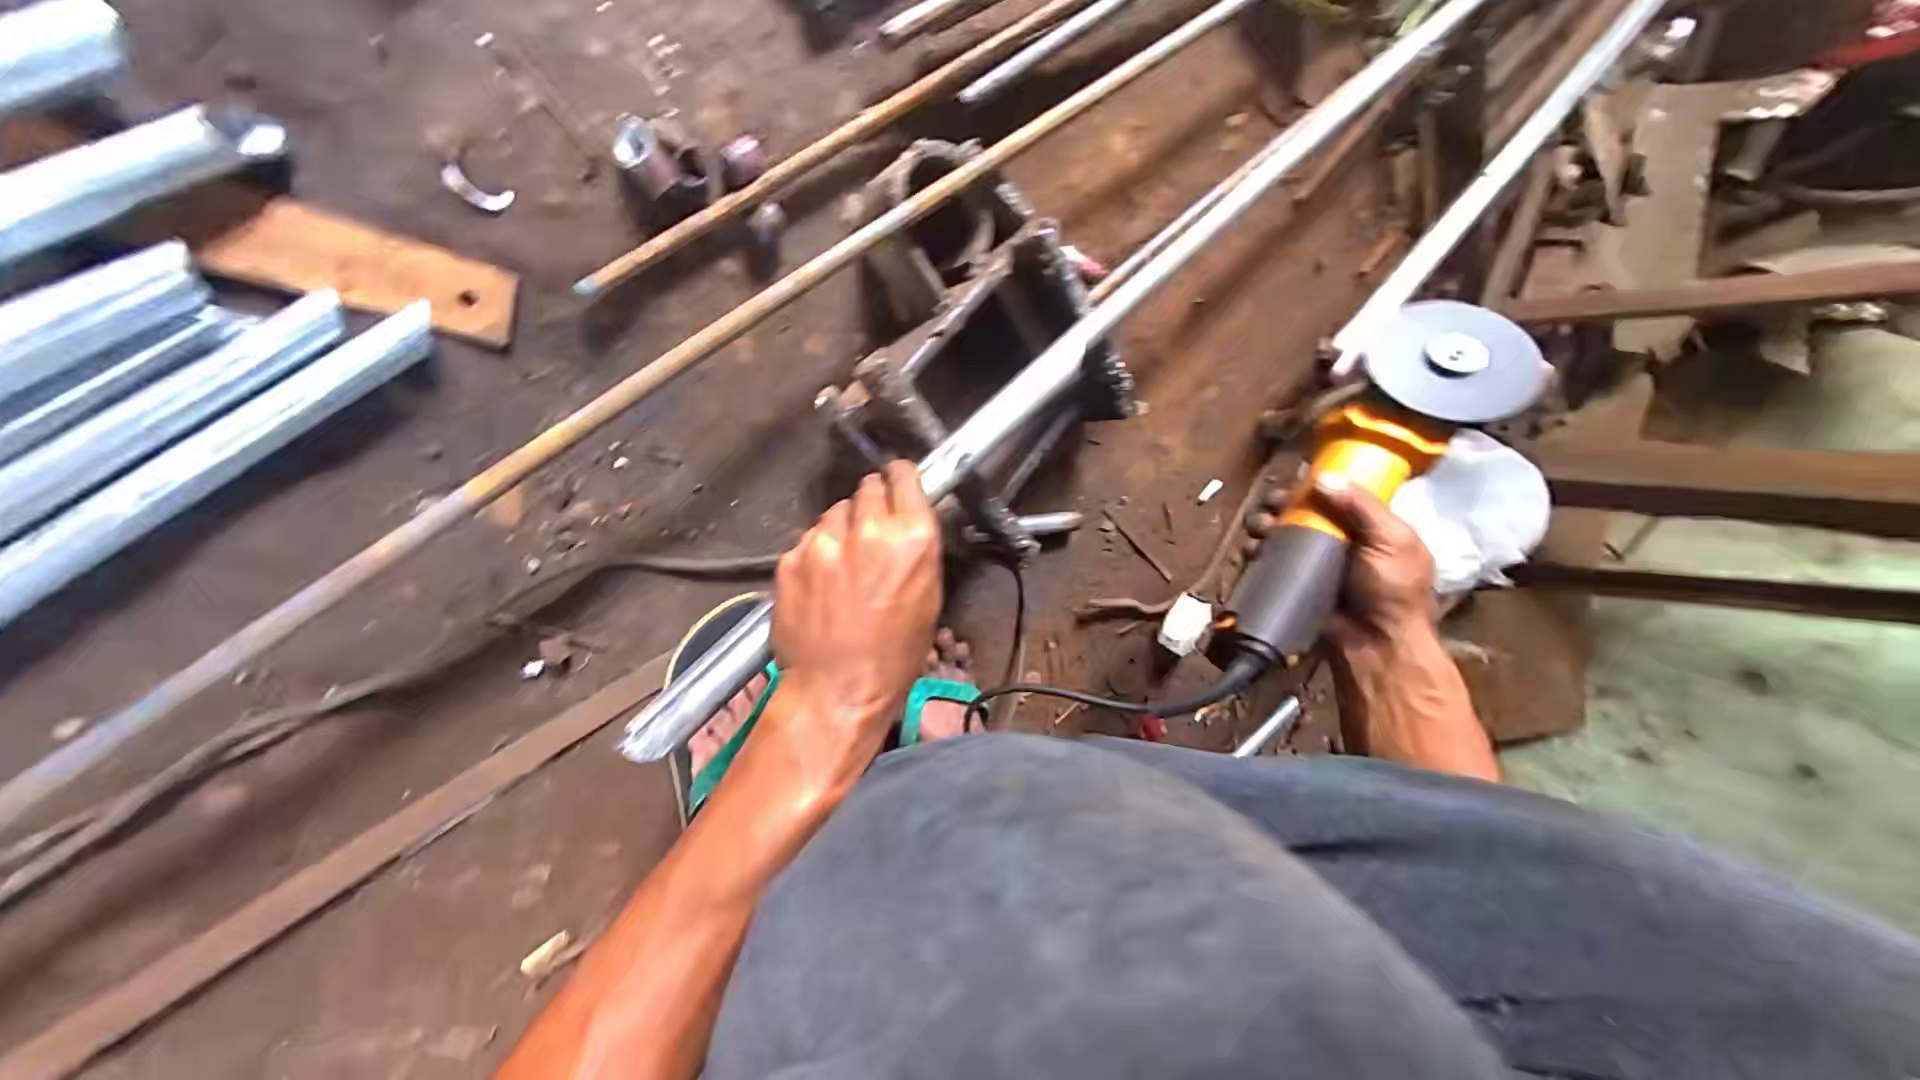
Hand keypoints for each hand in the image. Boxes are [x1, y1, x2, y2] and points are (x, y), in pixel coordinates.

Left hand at [772, 461, 942, 730]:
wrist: (838, 689)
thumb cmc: (894, 654)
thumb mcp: (928, 597)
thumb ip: (917, 548)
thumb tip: (908, 520)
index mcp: (912, 539)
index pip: (904, 476)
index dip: (901, 477)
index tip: (897, 479)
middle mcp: (869, 530)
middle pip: (867, 487)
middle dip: (872, 503)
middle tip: (872, 530)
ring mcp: (825, 542)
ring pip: (835, 512)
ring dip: (842, 527)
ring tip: (845, 563)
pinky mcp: (792, 558)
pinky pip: (809, 539)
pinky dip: (817, 552)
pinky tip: (822, 582)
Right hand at [1246, 473, 1435, 645]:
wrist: (1375, 643)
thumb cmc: (1392, 590)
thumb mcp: (1391, 541)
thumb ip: (1361, 507)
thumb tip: (1321, 477)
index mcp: (1365, 526)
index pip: (1333, 495)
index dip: (1311, 486)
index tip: (1294, 484)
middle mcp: (1335, 540)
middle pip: (1298, 512)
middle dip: (1279, 505)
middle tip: (1271, 508)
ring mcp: (1311, 562)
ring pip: (1278, 533)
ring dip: (1263, 525)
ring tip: (1259, 529)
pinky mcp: (1291, 582)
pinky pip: (1268, 561)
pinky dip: (1255, 552)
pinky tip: (1252, 551)